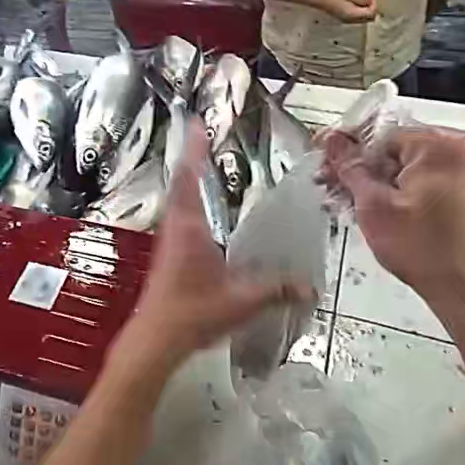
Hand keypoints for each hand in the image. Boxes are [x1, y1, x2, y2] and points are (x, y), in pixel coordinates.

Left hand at [114, 122, 310, 369]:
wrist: (155, 339)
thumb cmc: (191, 314)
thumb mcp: (241, 301)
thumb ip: (276, 291)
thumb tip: (308, 287)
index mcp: (189, 228)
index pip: (190, 179)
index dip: (195, 151)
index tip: (198, 126)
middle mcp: (175, 228)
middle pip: (180, 183)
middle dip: (191, 158)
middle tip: (200, 135)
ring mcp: (168, 241)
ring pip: (176, 200)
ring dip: (187, 179)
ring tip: (199, 163)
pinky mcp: (168, 254)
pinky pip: (177, 216)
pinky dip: (187, 201)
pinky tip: (199, 211)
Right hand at [315, 0, 377, 23]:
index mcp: (353, 15)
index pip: (372, 13)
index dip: (375, 3)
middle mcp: (351, 20)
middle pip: (368, 17)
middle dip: (371, 6)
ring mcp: (346, 19)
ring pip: (362, 16)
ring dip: (365, 6)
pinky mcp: (342, 15)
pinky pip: (356, 14)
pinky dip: (359, 7)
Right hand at [321, 126, 464, 301]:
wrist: (462, 286)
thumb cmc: (428, 251)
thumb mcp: (374, 205)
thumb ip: (350, 167)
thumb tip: (335, 143)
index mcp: (435, 144)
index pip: (376, 132)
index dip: (344, 147)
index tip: (324, 154)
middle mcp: (452, 150)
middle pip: (390, 147)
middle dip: (358, 166)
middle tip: (331, 182)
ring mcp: (457, 169)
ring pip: (401, 165)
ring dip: (372, 180)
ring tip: (346, 199)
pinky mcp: (456, 189)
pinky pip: (416, 178)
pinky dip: (393, 189)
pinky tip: (370, 206)